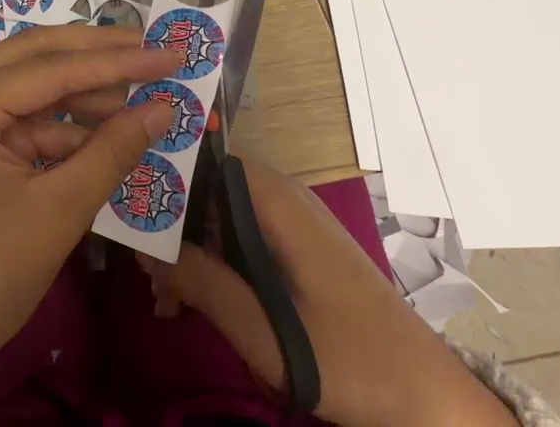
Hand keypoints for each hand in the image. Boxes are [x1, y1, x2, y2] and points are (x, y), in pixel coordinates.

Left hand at [0, 25, 179, 422]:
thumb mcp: (59, 210)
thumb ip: (113, 150)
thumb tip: (165, 106)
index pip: (48, 68)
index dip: (116, 60)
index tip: (172, 52)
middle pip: (34, 56)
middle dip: (97, 54)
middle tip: (156, 49)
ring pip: (30, 82)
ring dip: (85, 90)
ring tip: (145, 93)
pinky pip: (24, 115)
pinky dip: (65, 123)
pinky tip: (111, 130)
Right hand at [139, 153, 518, 426]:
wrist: (431, 401)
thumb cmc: (352, 362)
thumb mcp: (267, 334)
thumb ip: (206, 285)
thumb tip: (148, 249)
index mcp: (277, 204)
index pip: (204, 159)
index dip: (162, 178)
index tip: (128, 214)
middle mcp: (283, 200)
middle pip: (205, 188)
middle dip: (168, 225)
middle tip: (145, 274)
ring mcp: (291, 224)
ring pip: (217, 214)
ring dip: (187, 249)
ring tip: (164, 298)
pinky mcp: (296, 249)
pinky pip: (238, 236)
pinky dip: (212, 261)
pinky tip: (193, 301)